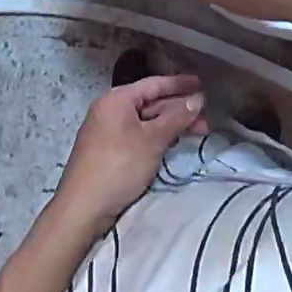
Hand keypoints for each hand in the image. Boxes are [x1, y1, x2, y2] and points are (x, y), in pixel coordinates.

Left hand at [55, 74, 206, 230]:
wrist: (83, 208)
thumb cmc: (119, 166)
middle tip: (207, 115)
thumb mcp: (153, 139)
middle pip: (151, 103)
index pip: (154, 84)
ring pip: (147, 121)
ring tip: (199, 130)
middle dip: (180, 108)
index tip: (203, 83)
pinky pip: (139, 135)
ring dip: (172, 124)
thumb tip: (199, 98)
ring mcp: (108, 131)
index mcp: (117, 99)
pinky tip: (174, 142)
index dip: (180, 83)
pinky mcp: (110, 151)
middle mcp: (111, 110)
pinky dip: (158, 136)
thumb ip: (177, 116)